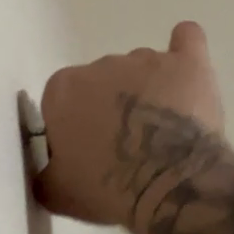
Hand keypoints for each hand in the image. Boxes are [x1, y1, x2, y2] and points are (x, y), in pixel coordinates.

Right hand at [36, 21, 226, 227]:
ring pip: (141, 70)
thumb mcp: (57, 193)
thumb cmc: (107, 188)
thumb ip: (45, 172)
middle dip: (111, 108)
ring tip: (163, 131)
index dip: (76, 129)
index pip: (63, 103)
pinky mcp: (188, 64)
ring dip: (146, 92)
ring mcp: (146, 60)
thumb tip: (49, 169)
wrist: (170, 186)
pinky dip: (184, 52)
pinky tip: (185, 70)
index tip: (88, 154)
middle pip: (102, 83)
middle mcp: (101, 64)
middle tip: (125, 147)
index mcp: (63, 89)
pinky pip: (187, 40)